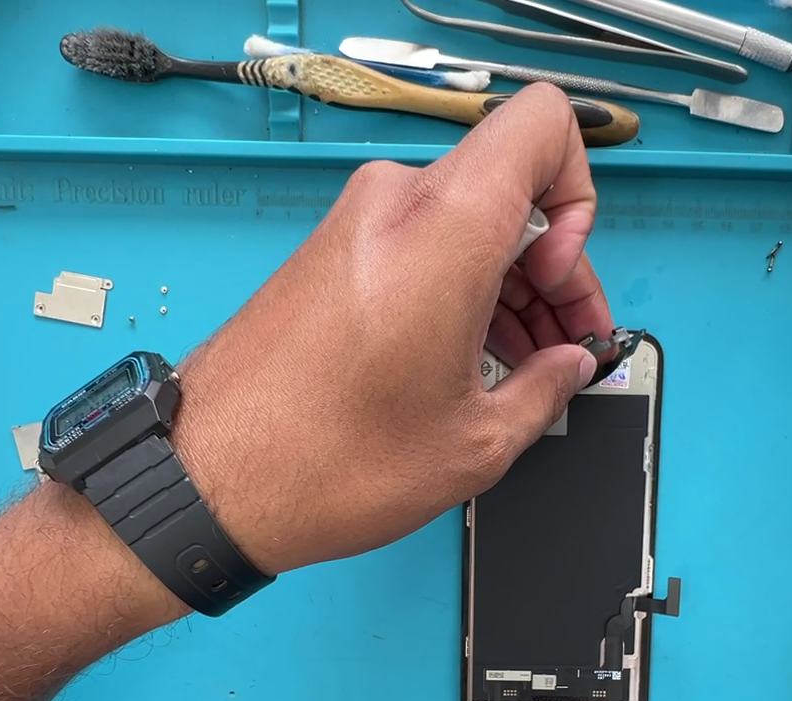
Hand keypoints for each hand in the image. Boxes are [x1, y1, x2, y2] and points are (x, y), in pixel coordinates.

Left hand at [161, 83, 610, 575]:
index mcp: (444, 232)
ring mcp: (354, 226)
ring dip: (506, 288)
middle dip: (551, 269)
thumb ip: (548, 390)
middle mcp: (393, 207)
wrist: (213, 481)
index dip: (578, 197)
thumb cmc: (325, 463)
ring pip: (466, 223)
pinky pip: (420, 247)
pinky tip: (470, 360)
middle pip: (510, 192)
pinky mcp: (330, 255)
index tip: (564, 276)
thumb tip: (570, 367)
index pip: (541, 127)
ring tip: (520, 367)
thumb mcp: (474, 444)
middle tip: (562, 344)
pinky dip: (458, 291)